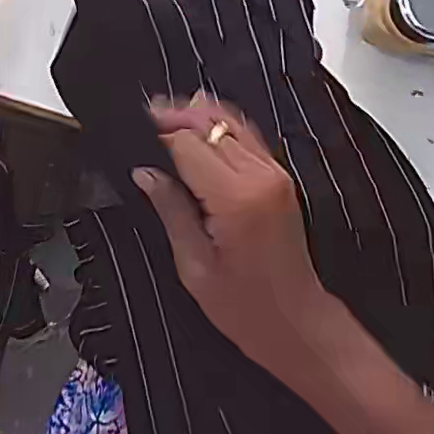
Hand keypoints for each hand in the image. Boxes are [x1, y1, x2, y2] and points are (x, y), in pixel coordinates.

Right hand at [134, 94, 335, 380]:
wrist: (296, 322)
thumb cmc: (246, 307)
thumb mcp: (194, 266)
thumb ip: (171, 210)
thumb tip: (146, 173)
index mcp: (236, 198)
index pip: (190, 145)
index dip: (161, 134)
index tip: (137, 130)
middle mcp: (260, 177)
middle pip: (212, 125)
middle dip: (178, 117)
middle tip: (149, 112)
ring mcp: (275, 174)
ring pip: (233, 123)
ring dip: (200, 115)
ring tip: (169, 112)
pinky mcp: (281, 178)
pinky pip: (249, 137)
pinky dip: (223, 126)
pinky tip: (203, 127)